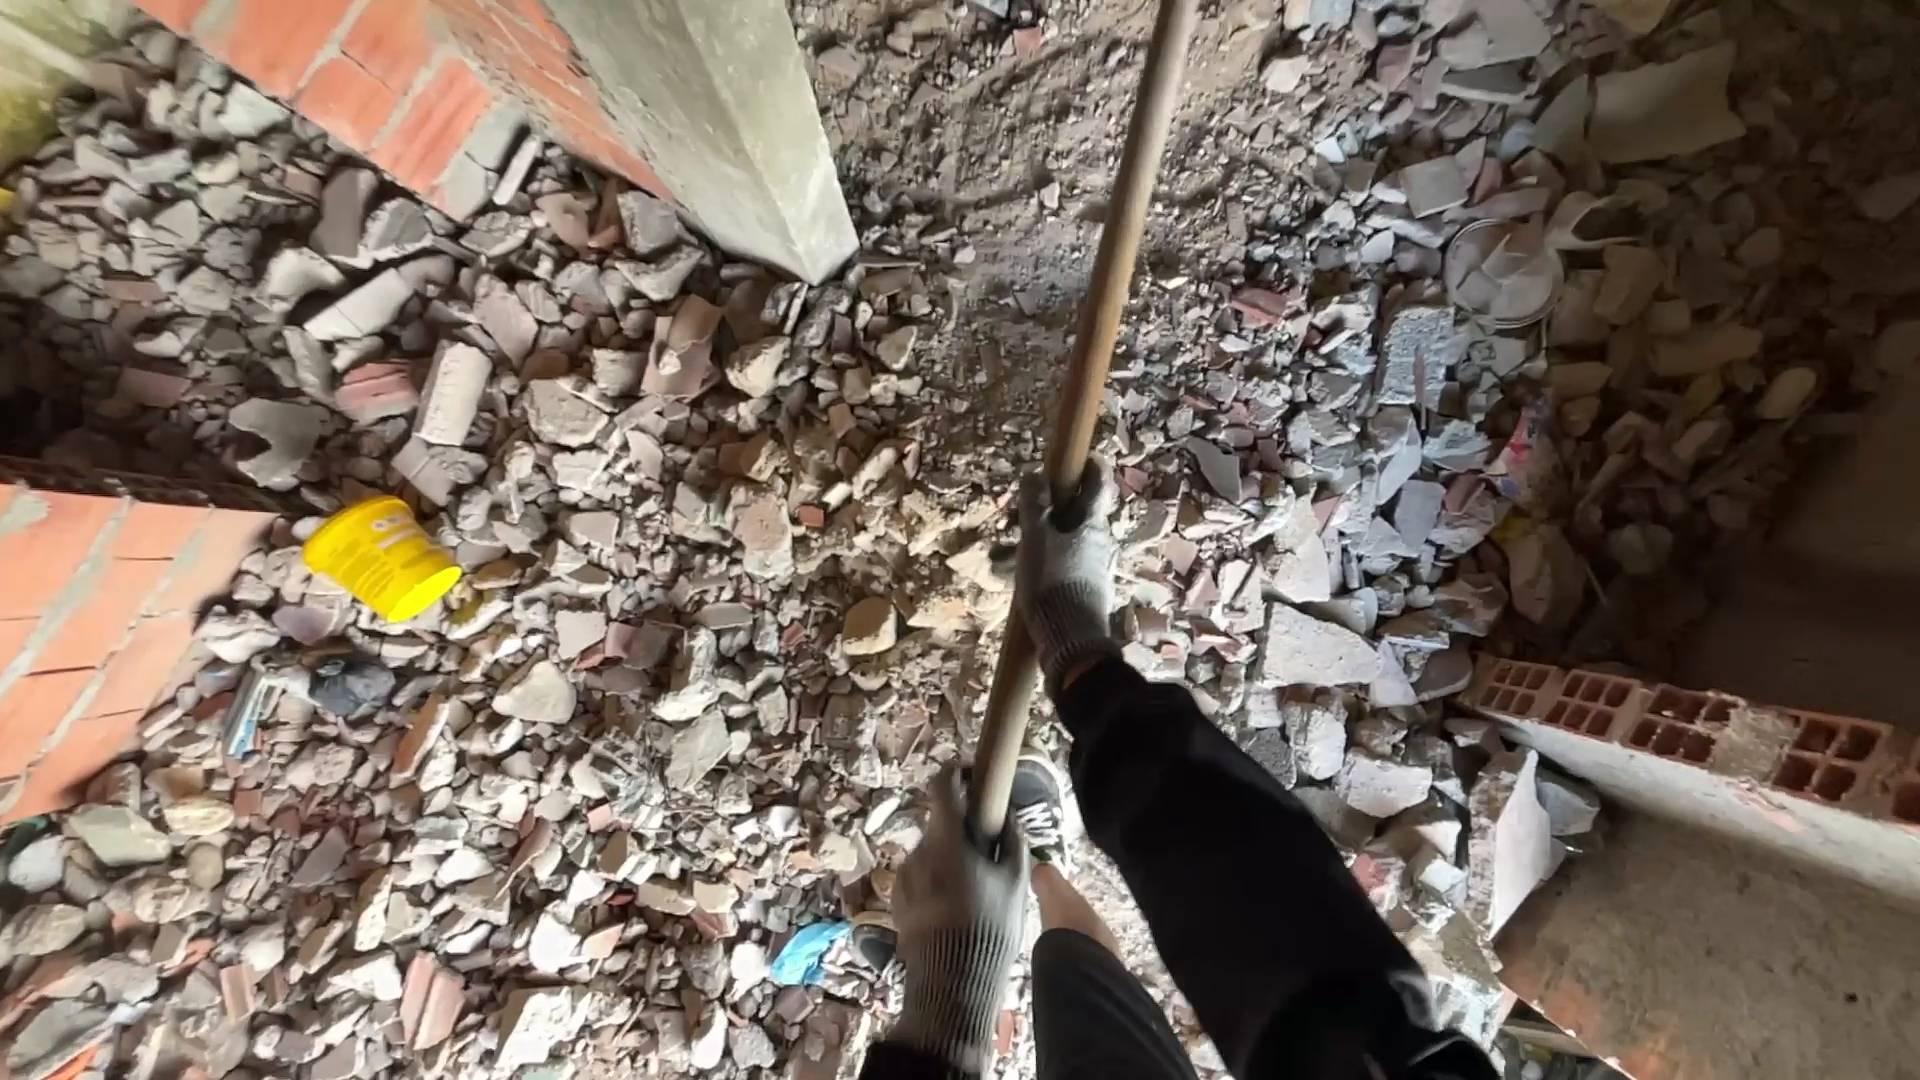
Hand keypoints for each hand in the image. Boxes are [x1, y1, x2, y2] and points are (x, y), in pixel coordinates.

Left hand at [889, 768, 1028, 1072]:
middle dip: (961, 830)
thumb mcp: (1014, 882)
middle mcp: (918, 850)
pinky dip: (936, 880)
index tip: (974, 776)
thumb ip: (1010, 839)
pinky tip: (954, 908)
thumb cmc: (989, 929)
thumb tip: (1006, 815)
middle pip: (940, 823)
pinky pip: (920, 876)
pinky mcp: (896, 899)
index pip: (942, 784)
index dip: (958, 772)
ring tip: (972, 890)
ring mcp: (903, 876)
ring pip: (930, 851)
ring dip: (948, 858)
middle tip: (984, 851)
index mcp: (946, 840)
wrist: (950, 987)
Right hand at [1018, 461, 1121, 693]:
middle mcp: (1102, 544)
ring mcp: (1097, 570)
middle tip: (1024, 514)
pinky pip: (1064, 568)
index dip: (1091, 467)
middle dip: (1050, 513)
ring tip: (1003, 559)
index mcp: (1093, 525)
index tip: (1080, 458)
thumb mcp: (1036, 539)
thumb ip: (1034, 507)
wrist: (1070, 640)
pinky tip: (1020, 580)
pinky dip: (1044, 566)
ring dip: (1039, 544)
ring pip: (1066, 545)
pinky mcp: (1088, 592)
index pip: (1099, 485)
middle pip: (1078, 517)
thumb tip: (1035, 474)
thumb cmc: (1052, 582)